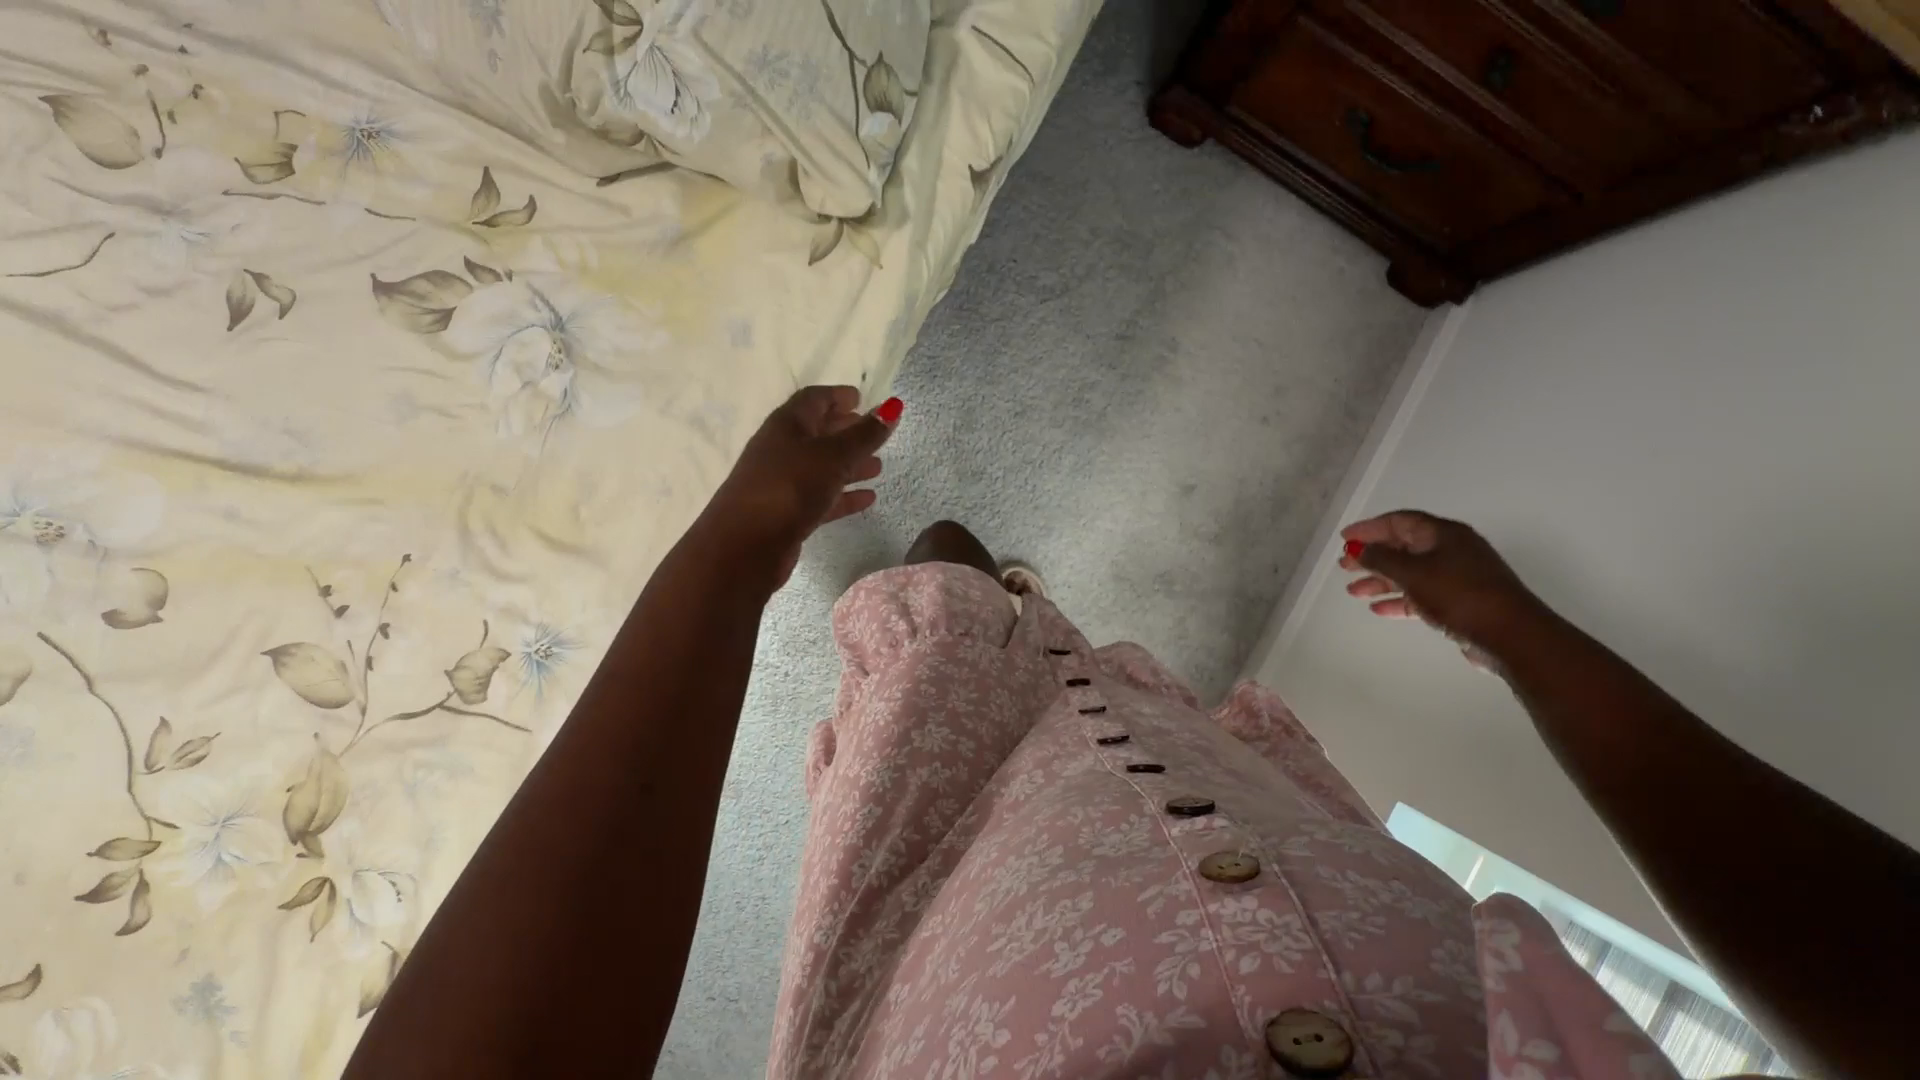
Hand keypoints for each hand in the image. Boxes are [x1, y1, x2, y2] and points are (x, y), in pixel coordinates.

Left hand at [698, 386, 896, 586]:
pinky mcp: (787, 513)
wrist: (746, 545)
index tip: (863, 399)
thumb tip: (892, 408)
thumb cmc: (790, 487)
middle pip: (817, 433)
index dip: (838, 396)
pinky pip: (820, 497)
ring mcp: (782, 482)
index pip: (814, 399)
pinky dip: (843, 495)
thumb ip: (864, 435)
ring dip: (849, 465)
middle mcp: (781, 449)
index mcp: (787, 425)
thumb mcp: (833, 456)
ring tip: (878, 468)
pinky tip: (868, 500)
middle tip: (875, 435)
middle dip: (846, 431)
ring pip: (821, 467)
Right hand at [1339, 510, 1548, 658]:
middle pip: (1404, 547)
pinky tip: (1379, 609)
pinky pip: (1422, 594)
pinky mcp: (1460, 601)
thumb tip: (1359, 548)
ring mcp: (1457, 576)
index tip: (1344, 538)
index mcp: (1443, 534)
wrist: (1509, 634)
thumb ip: (1382, 559)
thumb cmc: (1458, 595)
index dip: (1369, 528)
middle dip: (1373, 556)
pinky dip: (1399, 599)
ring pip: (1410, 573)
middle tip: (1345, 566)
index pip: (1400, 521)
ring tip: (1354, 591)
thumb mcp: (1413, 573)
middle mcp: (1451, 550)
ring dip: (1381, 580)